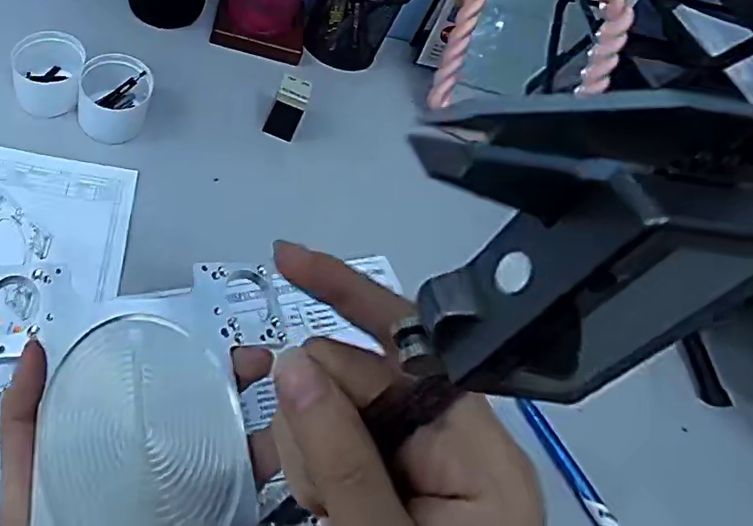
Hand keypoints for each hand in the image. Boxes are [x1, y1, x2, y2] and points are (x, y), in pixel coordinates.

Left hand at [0, 335, 281, 525]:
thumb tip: (33, 353)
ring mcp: (187, 498)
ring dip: (262, 422)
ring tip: (280, 406)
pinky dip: (270, 469)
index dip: (186, 358)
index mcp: (118, 448)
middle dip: (234, 380)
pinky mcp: (214, 517)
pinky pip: (246, 493)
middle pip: (204, 410)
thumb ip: (25, 424)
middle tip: (256, 362)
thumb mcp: (26, 490)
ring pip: (234, 449)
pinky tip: (283, 454)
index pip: (157, 390)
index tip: (209, 339)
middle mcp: (158, 467)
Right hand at [271, 240, 543, 525]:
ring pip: (333, 408)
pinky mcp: (384, 492)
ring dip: (299, 432)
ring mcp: (414, 471)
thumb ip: (344, 460)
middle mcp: (449, 448)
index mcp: (474, 452)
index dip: (342, 299)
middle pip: (358, 374)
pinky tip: (277, 458)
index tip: (286, 260)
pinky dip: (297, 448)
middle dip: (310, 398)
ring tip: (294, 483)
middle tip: (289, 455)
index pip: (402, 344)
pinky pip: (330, 443)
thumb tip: (294, 363)